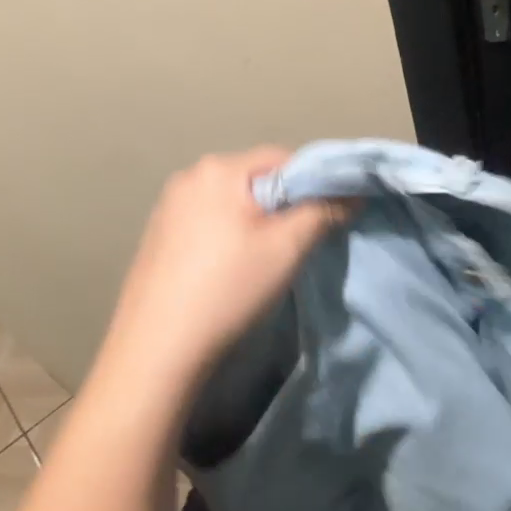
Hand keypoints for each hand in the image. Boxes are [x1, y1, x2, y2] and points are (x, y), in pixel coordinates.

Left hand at [103, 147, 346, 380]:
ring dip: (255, 223)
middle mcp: (188, 177)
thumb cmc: (229, 289)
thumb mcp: (288, 248)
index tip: (327, 218)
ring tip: (264, 263)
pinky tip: (229, 271)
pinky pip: (208, 222)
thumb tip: (354, 193)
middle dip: (283, 205)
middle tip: (297, 245)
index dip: (314, 184)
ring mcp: (167, 207)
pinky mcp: (157, 236)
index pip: (284, 159)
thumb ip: (324, 211)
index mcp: (219, 169)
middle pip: (256, 179)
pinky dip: (228, 237)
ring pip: (232, 203)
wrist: (157, 350)